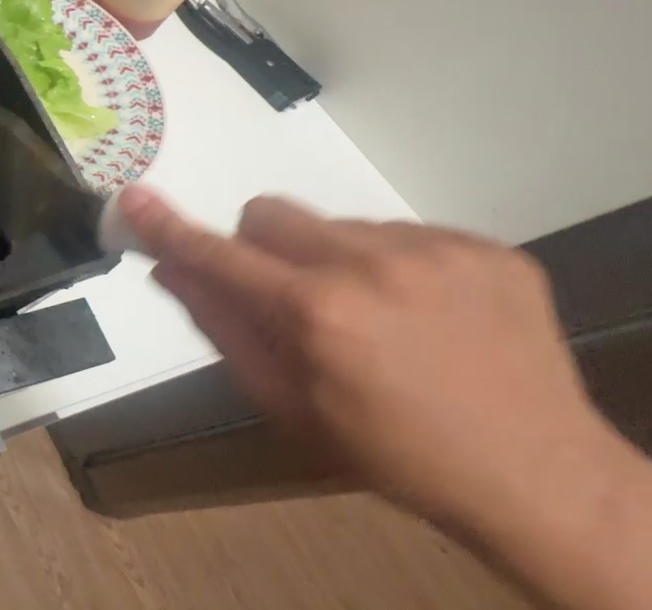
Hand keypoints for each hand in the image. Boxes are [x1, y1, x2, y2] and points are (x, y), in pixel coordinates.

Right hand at [119, 186, 651, 609]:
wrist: (545, 481)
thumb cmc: (391, 451)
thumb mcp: (286, 403)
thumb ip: (220, 326)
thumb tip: (168, 269)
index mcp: (317, 314)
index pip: (218, 254)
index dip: (168, 227)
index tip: (133, 197)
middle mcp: (372, 267)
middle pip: (269, 213)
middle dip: (261, 249)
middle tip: (289, 299)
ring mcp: (438, 253)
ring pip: (334, 224)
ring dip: (331, 259)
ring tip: (375, 317)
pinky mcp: (489, 251)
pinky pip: (400, 232)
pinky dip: (392, 264)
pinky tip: (423, 314)